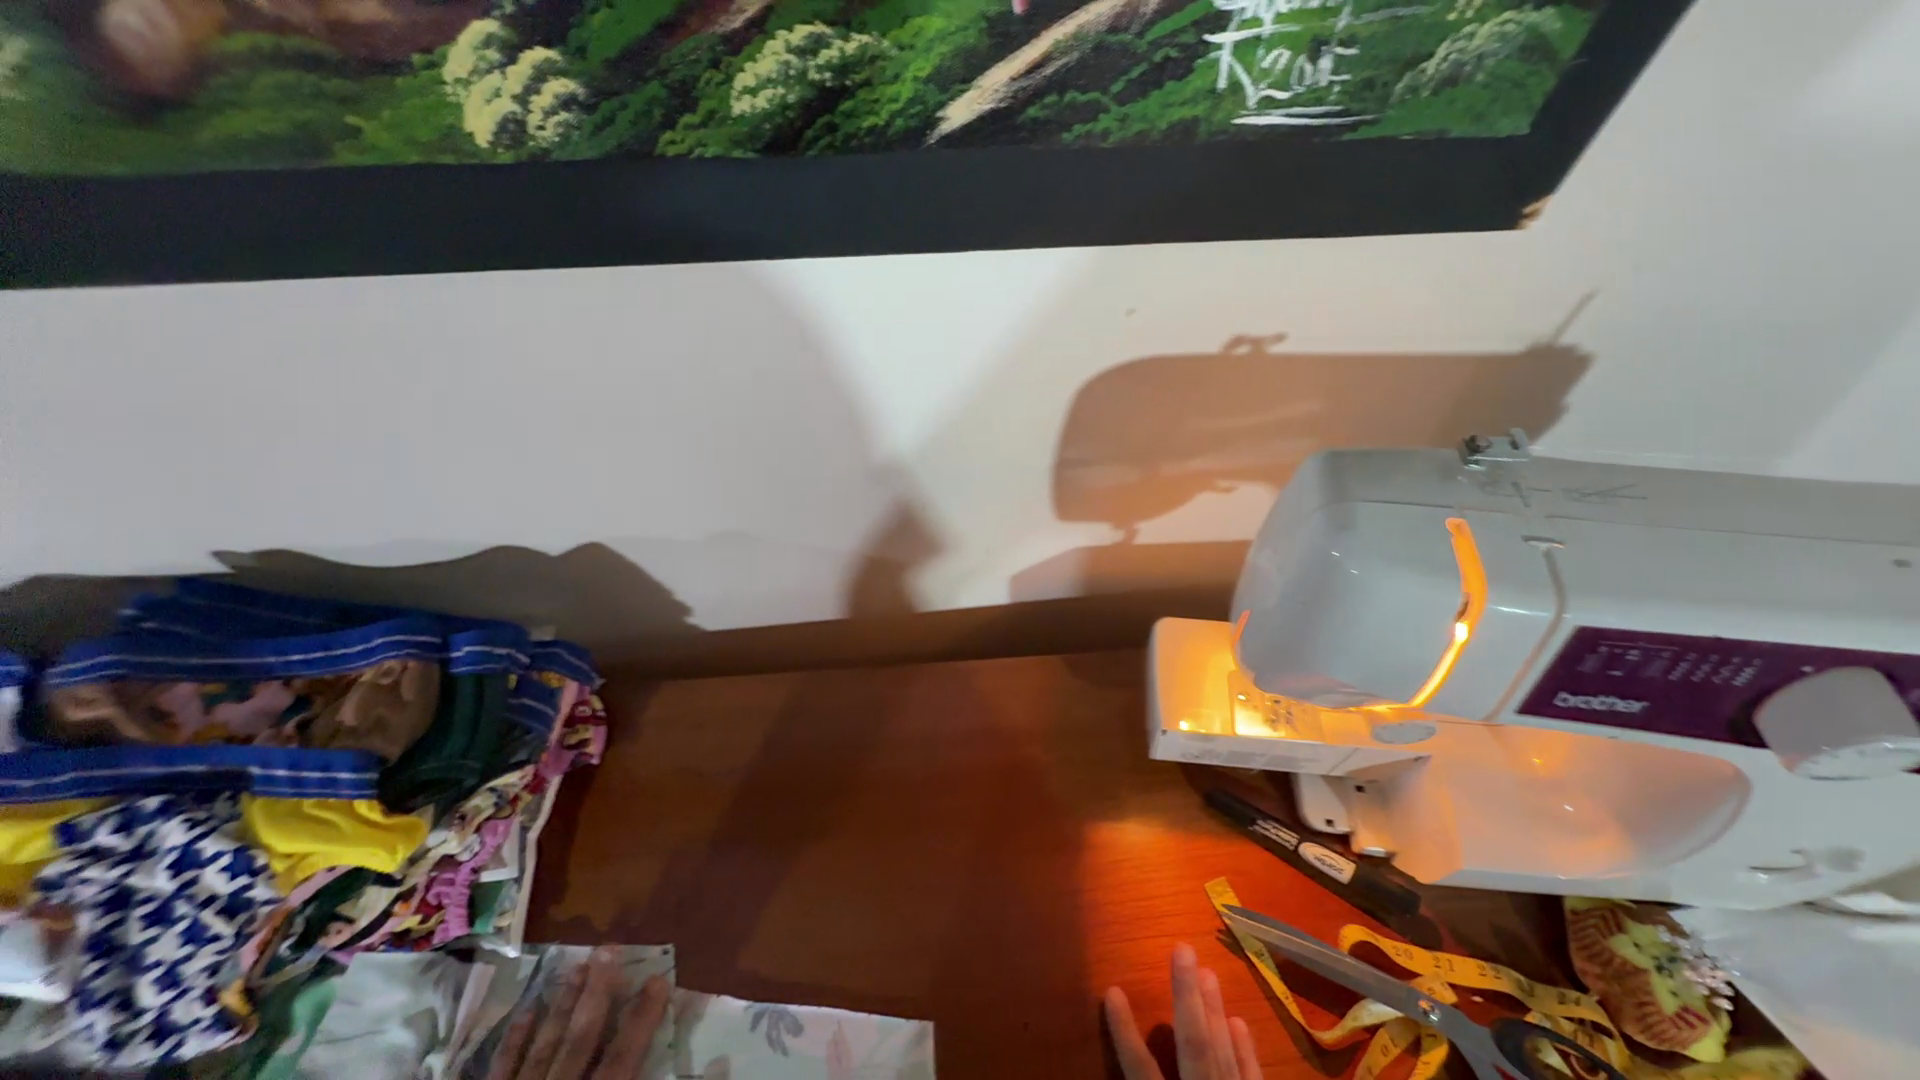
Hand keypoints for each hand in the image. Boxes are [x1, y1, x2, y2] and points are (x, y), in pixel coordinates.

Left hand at [487, 946, 672, 1079]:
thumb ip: (638, 1079)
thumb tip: (699, 1066)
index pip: (623, 1057)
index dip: (642, 1019)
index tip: (659, 979)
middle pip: (580, 1040)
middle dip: (596, 993)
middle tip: (609, 949)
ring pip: (545, 1045)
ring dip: (562, 1005)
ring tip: (577, 966)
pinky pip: (502, 1069)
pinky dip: (513, 1041)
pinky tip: (526, 1010)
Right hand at [1105, 943, 1263, 1079]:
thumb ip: (1141, 1077)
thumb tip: (1101, 1078)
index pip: (1140, 1067)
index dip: (1125, 1030)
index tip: (1113, 990)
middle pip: (1193, 1043)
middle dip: (1187, 995)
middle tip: (1183, 947)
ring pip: (1222, 1052)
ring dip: (1214, 1011)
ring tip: (1208, 971)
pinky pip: (1252, 1076)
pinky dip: (1245, 1050)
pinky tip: (1238, 1022)